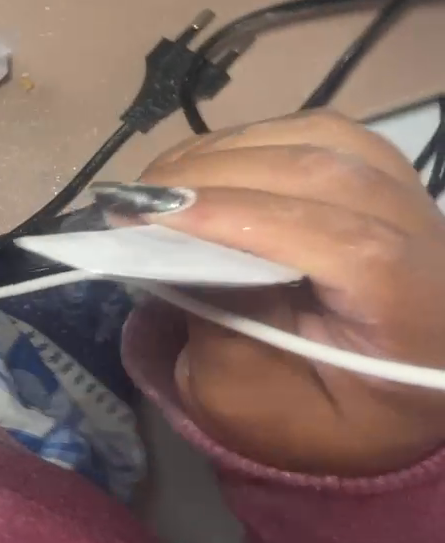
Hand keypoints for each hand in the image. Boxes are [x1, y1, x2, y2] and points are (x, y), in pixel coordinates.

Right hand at [118, 111, 444, 476]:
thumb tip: (180, 251)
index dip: (247, 220)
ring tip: (157, 190)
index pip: (357, 249)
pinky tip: (194, 175)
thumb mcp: (242, 397)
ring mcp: (413, 209)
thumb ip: (222, 330)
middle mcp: (439, 255)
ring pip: (325, 140)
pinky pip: (313, 132)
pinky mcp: (375, 183)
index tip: (147, 216)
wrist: (338, 400)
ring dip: (222, 154)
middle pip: (335, 178)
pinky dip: (239, 142)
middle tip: (129, 203)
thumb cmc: (289, 411)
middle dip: (215, 179)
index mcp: (420, 326)